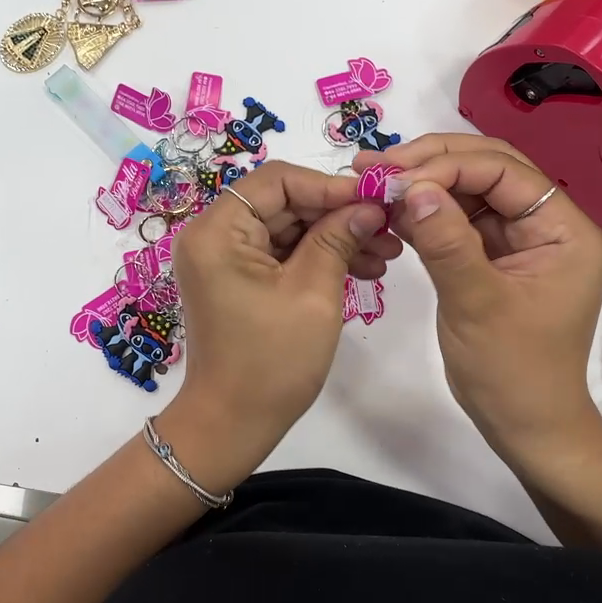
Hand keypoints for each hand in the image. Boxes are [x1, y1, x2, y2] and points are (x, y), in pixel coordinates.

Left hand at [166, 161, 401, 462]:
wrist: (233, 422)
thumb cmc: (272, 360)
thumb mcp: (314, 293)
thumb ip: (338, 239)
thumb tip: (369, 205)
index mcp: (217, 230)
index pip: (277, 180)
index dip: (329, 186)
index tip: (377, 199)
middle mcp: (211, 234)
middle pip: (282, 201)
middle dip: (337, 213)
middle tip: (390, 228)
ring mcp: (221, 256)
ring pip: (286, 226)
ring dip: (333, 235)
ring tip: (386, 253)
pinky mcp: (234, 276)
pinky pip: (279, 251)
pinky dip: (316, 256)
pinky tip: (362, 268)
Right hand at [353, 135, 601, 470]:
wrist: (522, 424)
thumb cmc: (512, 369)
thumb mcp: (477, 303)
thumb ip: (447, 242)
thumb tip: (414, 187)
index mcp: (563, 231)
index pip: (504, 172)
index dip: (448, 166)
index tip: (395, 177)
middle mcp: (543, 225)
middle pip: (486, 170)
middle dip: (430, 163)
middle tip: (375, 164)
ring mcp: (514, 240)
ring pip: (465, 190)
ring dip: (420, 183)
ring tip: (369, 177)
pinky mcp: (487, 256)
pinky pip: (453, 219)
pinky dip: (420, 211)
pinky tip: (385, 208)